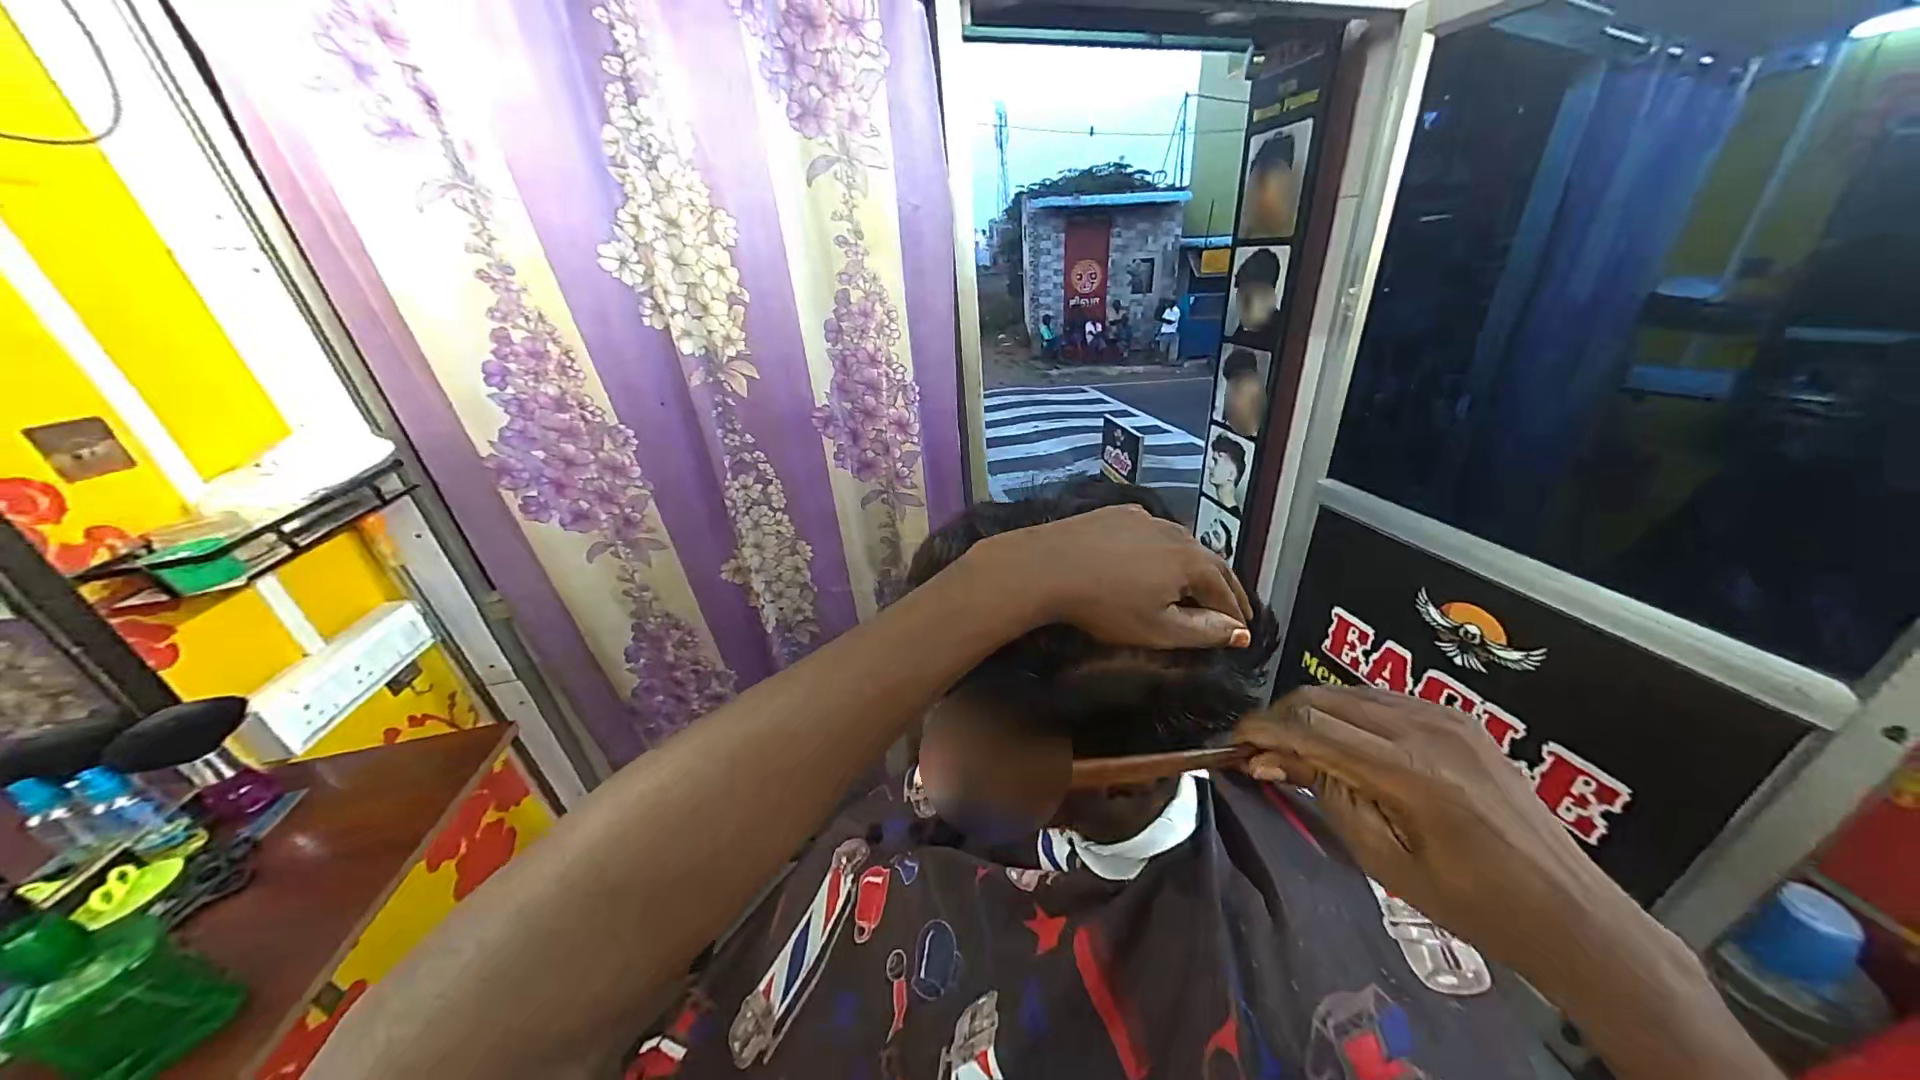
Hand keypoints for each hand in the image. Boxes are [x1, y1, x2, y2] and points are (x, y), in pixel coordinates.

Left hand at [968, 504, 1251, 648]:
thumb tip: (1241, 632)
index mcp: (1192, 563)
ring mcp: (1147, 519)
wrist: (1048, 566)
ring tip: (1199, 582)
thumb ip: (1203, 631)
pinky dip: (1164, 548)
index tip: (1245, 630)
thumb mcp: (1158, 630)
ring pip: (1183, 544)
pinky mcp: (1120, 513)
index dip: (1237, 615)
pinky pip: (1153, 531)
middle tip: (1235, 607)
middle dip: (1225, 587)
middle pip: (1211, 563)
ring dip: (1195, 565)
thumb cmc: (1105, 605)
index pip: (1226, 592)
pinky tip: (1157, 554)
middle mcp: (1177, 534)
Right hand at [1231, 686, 1633, 984]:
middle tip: (1260, 752)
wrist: (1571, 912)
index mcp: (1410, 772)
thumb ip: (1324, 792)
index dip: (1262, 729)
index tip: (1234, 743)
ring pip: (1348, 692)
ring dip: (1311, 714)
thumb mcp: (1382, 856)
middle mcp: (1426, 728)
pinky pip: (1381, 700)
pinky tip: (1342, 743)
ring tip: (1295, 749)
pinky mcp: (1457, 718)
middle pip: (1322, 698)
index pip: (1310, 725)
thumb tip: (1268, 759)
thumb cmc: (1473, 904)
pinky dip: (1347, 714)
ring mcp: (1446, 716)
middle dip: (1280, 719)